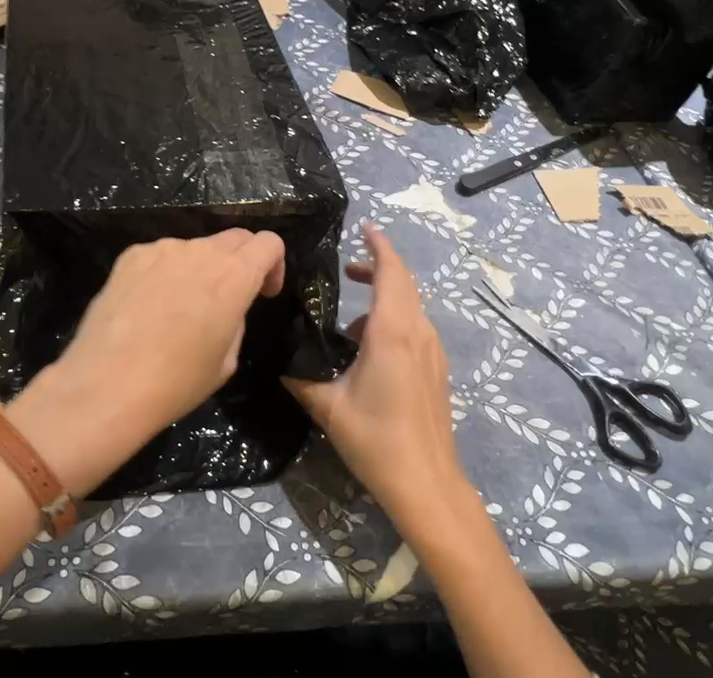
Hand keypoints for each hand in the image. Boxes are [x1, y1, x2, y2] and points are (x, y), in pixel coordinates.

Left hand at [7, 229, 285, 494]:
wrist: (107, 385)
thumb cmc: (177, 383)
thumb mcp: (226, 361)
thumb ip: (235, 319)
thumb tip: (225, 307)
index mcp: (234, 276)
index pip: (269, 243)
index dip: (273, 266)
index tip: (263, 293)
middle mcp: (201, 251)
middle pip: (235, 238)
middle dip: (240, 262)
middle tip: (228, 298)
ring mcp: (162, 250)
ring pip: (195, 248)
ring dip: (200, 268)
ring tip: (180, 308)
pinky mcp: (130, 257)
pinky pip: (160, 257)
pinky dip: (166, 273)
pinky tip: (149, 307)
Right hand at [283, 224, 467, 522]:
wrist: (427, 483)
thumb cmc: (376, 440)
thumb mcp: (327, 406)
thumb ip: (299, 377)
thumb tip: (275, 358)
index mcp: (392, 332)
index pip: (391, 272)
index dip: (379, 245)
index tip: (364, 228)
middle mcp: (418, 333)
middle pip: (404, 284)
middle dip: (377, 269)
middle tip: (346, 270)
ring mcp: (432, 352)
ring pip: (410, 309)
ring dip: (383, 301)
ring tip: (347, 325)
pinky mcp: (436, 371)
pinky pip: (414, 330)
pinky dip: (392, 324)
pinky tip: (367, 354)